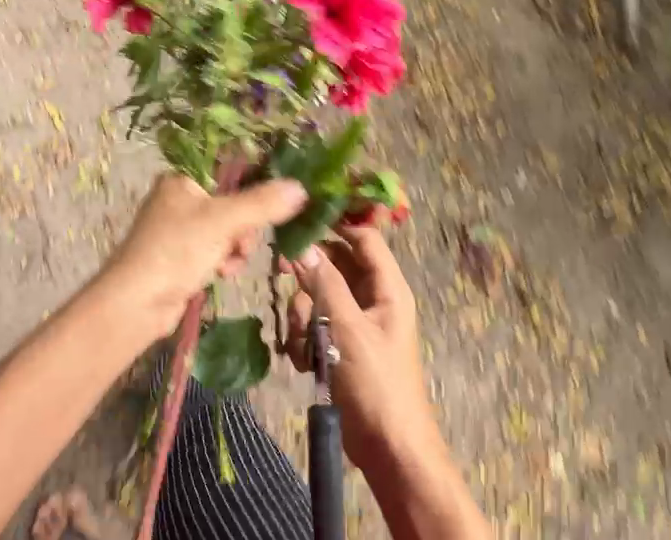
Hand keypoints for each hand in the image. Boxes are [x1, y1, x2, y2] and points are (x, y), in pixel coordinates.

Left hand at [98, 173, 307, 342]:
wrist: (137, 302)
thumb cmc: (177, 250)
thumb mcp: (224, 222)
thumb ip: (263, 204)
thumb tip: (300, 187)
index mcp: (181, 179)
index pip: (228, 171)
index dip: (253, 187)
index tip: (274, 204)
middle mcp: (178, 198)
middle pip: (231, 203)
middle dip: (244, 227)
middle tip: (242, 243)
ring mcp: (177, 228)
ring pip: (226, 230)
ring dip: (235, 248)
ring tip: (229, 263)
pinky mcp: (179, 256)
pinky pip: (214, 250)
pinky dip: (222, 261)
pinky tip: (220, 273)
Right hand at [283, 225, 440, 474]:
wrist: (387, 448)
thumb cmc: (376, 384)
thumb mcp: (348, 329)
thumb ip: (324, 284)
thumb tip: (304, 244)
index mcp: (388, 289)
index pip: (364, 238)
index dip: (335, 226)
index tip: (299, 222)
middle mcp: (372, 300)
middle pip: (333, 266)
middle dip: (308, 280)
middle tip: (283, 279)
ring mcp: (355, 324)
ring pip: (318, 297)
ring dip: (303, 317)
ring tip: (302, 344)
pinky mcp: (340, 347)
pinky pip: (314, 326)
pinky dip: (304, 340)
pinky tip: (302, 362)